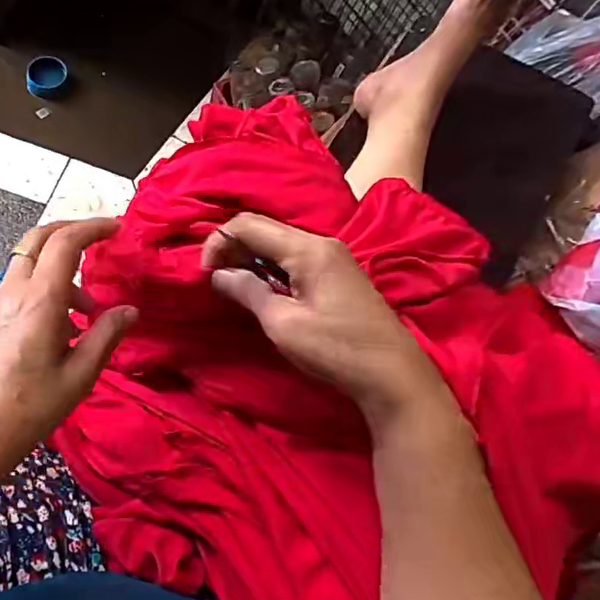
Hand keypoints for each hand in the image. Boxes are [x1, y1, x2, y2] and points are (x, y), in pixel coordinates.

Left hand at [0, 218, 137, 489]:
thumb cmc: (28, 412)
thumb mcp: (78, 378)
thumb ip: (105, 336)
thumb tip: (130, 310)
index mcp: (38, 302)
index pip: (64, 243)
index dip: (92, 227)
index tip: (116, 228)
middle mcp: (10, 293)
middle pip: (37, 239)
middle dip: (70, 230)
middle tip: (99, 241)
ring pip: (25, 263)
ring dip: (57, 268)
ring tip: (85, 312)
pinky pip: (14, 288)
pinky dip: (40, 288)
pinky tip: (55, 329)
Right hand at [202, 213, 446, 418]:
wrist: (394, 376)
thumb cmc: (336, 349)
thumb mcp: (283, 324)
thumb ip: (248, 291)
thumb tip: (219, 275)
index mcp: (307, 249)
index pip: (248, 224)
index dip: (218, 242)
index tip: (205, 275)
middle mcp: (321, 243)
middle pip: (263, 229)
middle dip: (232, 249)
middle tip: (216, 282)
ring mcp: (333, 257)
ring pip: (278, 243)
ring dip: (250, 259)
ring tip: (234, 288)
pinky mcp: (338, 274)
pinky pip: (294, 258)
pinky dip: (270, 268)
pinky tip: (263, 291)